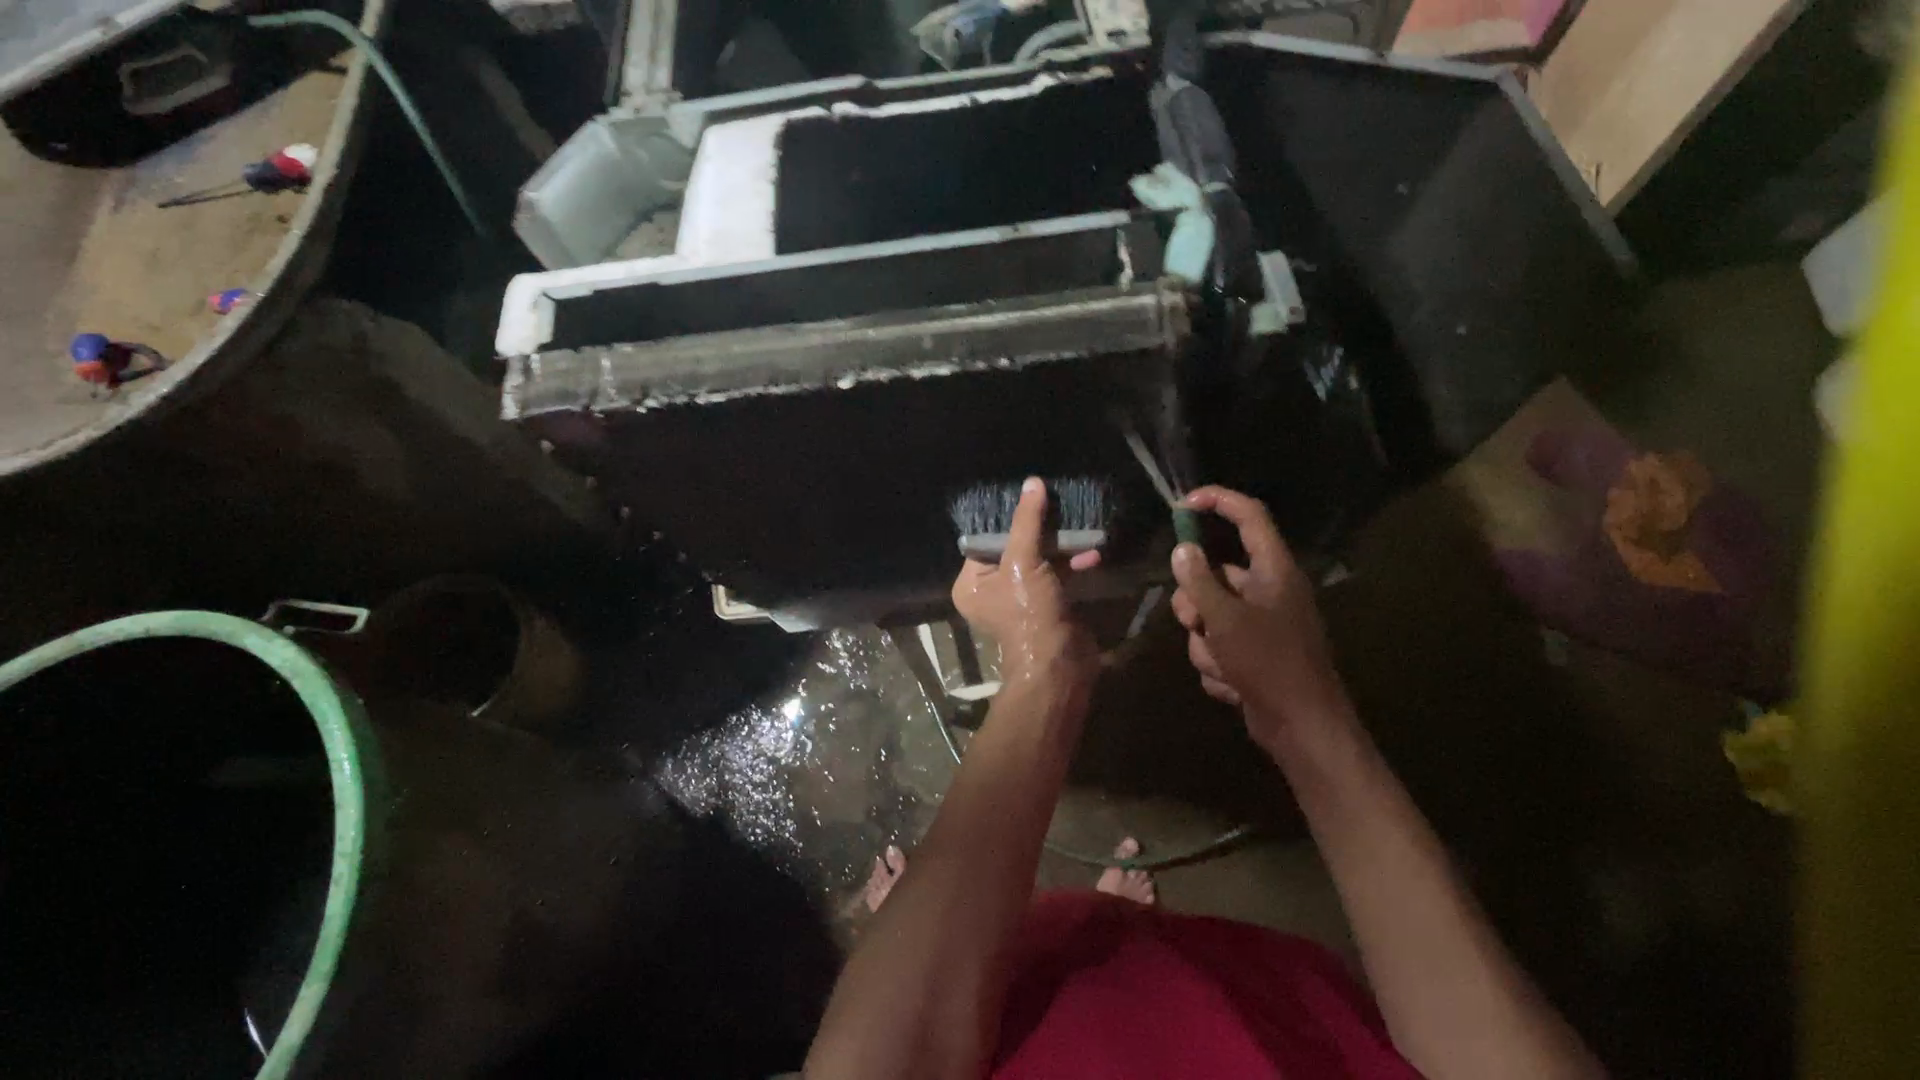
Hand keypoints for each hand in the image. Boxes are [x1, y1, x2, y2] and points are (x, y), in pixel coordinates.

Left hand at [952, 477, 1101, 686]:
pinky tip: (1093, 550)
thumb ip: (1027, 522)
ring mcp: (1021, 598)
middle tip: (1056, 503)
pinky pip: (1058, 575)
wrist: (1060, 662)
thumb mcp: (1023, 562)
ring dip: (1061, 544)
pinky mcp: (1048, 604)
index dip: (1006, 518)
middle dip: (1039, 529)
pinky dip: (1073, 562)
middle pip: (1014, 547)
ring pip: (1039, 560)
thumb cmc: (1028, 612)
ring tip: (1080, 522)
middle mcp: (992, 590)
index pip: (985, 539)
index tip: (1027, 494)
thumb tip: (1032, 483)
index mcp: (971, 583)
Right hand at [1169, 486, 1349, 748]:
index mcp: (1274, 571)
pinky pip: (1219, 647)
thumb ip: (1199, 582)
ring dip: (1206, 644)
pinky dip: (1218, 666)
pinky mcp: (1254, 655)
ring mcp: (1262, 625)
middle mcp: (1269, 592)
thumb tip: (1183, 549)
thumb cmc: (1269, 663)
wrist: (1302, 725)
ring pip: (1210, 617)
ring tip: (1223, 664)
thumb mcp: (1225, 619)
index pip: (1249, 517)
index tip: (1183, 503)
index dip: (1218, 501)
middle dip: (1195, 604)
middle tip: (1195, 622)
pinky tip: (1233, 685)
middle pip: (1215, 576)